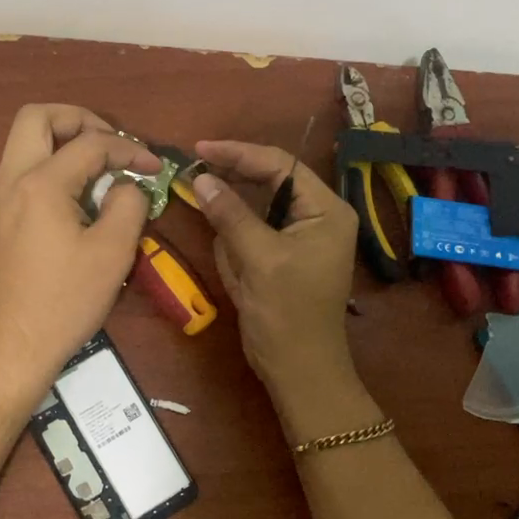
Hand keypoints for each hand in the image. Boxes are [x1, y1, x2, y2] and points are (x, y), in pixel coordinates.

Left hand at [0, 104, 158, 390]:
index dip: (128, 148)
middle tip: (110, 143)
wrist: (10, 348)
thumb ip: (128, 205)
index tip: (153, 166)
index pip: (89, 143)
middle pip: (36, 118)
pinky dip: (47, 172)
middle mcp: (7, 183)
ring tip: (96, 173)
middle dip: (78, 119)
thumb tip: (127, 186)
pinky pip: (17, 177)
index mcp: (39, 184)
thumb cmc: (65, 303)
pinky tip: (72, 205)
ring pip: (21, 146)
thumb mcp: (112, 253)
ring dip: (60, 145)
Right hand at [191, 140, 359, 391]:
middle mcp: (318, 216)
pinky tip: (230, 260)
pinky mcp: (284, 257)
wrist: (298, 369)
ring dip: (232, 219)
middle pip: (269, 182)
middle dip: (232, 182)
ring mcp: (301, 238)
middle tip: (192, 171)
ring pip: (256, 209)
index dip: (238, 153)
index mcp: (326, 210)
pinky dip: (235, 241)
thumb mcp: (258, 258)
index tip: (199, 149)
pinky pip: (253, 235)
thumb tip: (200, 177)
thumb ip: (230, 214)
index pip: (280, 165)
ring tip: (212, 226)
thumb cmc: (286, 312)